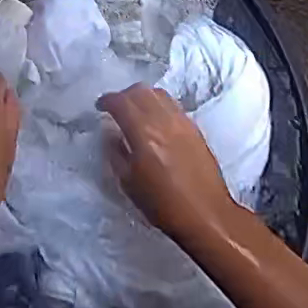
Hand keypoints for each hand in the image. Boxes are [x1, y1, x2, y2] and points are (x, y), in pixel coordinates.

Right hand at [98, 84, 246, 246]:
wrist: (207, 216)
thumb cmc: (163, 204)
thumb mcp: (128, 183)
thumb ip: (115, 153)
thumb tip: (111, 134)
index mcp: (143, 132)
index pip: (120, 102)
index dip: (106, 100)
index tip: (99, 107)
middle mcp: (163, 120)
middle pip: (140, 91)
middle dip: (124, 95)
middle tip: (116, 108)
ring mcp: (182, 122)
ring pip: (158, 94)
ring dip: (143, 96)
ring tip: (137, 111)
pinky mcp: (195, 129)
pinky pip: (173, 105)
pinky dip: (159, 105)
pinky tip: (156, 121)